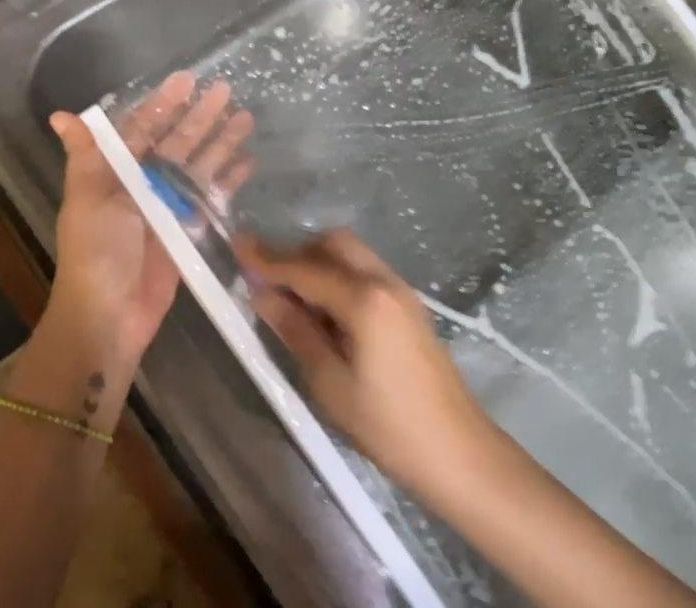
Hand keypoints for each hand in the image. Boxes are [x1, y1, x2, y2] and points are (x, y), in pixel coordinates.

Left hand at [46, 71, 254, 368]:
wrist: (109, 315)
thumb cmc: (96, 251)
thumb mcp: (88, 197)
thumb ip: (87, 154)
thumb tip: (59, 116)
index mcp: (115, 172)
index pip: (142, 127)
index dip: (163, 104)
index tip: (187, 78)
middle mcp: (141, 184)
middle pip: (176, 142)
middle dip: (199, 117)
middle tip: (226, 89)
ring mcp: (167, 208)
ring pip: (197, 166)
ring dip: (220, 142)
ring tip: (246, 117)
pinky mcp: (187, 232)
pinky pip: (210, 199)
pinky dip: (227, 181)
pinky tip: (247, 162)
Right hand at [240, 230, 492, 492]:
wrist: (458, 453)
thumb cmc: (387, 425)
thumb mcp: (330, 382)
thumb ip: (296, 330)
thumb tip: (263, 295)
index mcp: (365, 299)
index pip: (305, 268)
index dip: (267, 258)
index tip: (237, 243)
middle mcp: (385, 282)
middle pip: (334, 244)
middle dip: (297, 252)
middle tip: (267, 281)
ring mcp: (402, 293)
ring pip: (352, 257)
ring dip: (318, 265)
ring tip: (291, 301)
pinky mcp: (409, 309)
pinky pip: (366, 275)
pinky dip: (339, 280)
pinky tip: (323, 314)